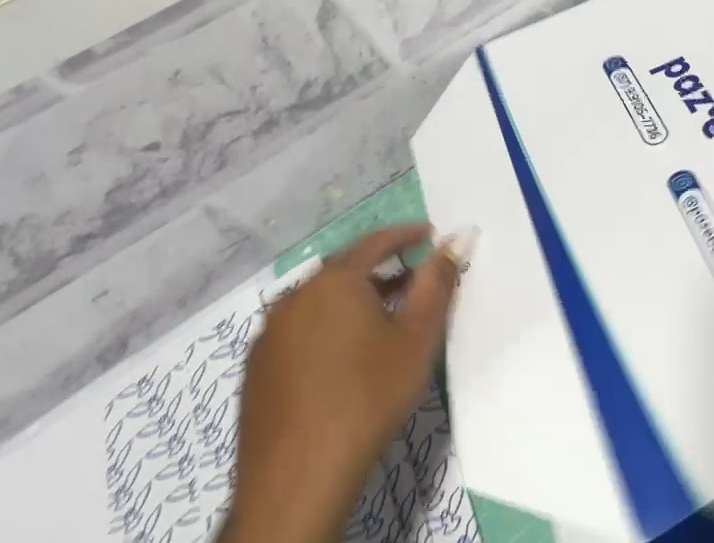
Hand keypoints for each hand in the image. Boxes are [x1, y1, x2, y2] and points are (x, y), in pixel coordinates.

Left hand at [221, 224, 472, 542]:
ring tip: (386, 317)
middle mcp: (293, 299)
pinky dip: (329, 326)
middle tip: (415, 277)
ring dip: (354, 298)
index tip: (431, 234)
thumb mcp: (418, 337)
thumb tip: (456, 238)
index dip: (406, 235)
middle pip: (343, 269)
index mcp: (333, 282)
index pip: (374, 242)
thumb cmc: (369, 396)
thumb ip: (438, 282)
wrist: (297, 478)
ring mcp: (268, 336)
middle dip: (381, 267)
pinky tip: (348, 356)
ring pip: (319, 301)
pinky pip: (300, 330)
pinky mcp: (257, 371)